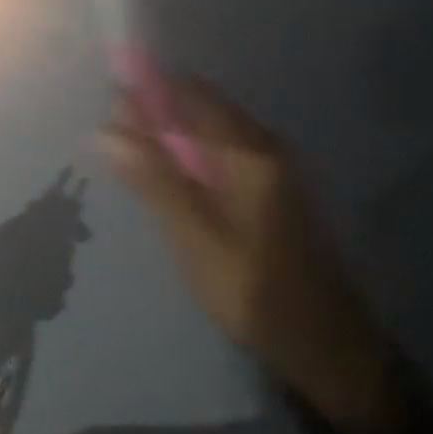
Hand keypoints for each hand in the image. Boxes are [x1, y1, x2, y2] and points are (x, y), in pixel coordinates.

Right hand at [97, 79, 402, 433]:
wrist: (328, 347)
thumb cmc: (255, 291)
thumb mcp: (194, 237)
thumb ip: (152, 180)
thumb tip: (104, 129)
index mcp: (249, 153)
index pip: (189, 96)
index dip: (146, 86)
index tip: (105, 90)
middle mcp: (265, 149)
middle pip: (201, 108)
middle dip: (153, 109)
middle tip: (107, 130)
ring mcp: (272, 171)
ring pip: (210, 132)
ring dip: (168, 132)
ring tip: (125, 148)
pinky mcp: (271, 194)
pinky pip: (220, 154)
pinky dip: (187, 154)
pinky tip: (164, 175)